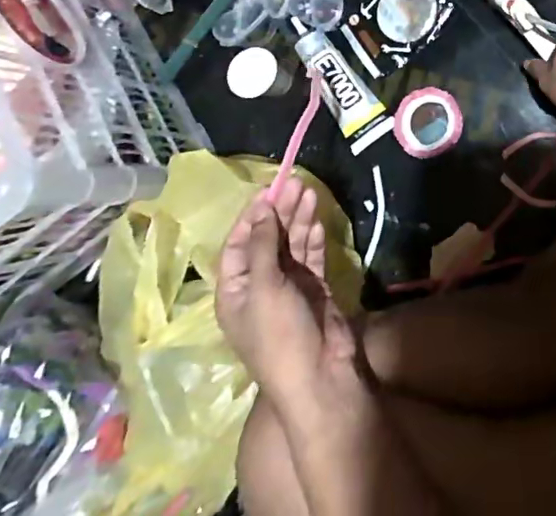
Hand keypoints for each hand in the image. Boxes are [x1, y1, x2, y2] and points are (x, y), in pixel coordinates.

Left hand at [217, 175, 362, 413]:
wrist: (320, 373)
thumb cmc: (280, 334)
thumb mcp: (265, 288)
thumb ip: (264, 246)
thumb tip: (263, 209)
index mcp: (234, 291)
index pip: (239, 245)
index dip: (253, 217)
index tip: (269, 190)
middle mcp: (259, 286)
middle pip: (268, 240)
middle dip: (280, 211)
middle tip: (296, 183)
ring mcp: (288, 287)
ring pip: (292, 244)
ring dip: (299, 219)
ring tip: (311, 192)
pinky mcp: (314, 288)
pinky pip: (312, 256)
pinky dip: (314, 237)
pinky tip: (319, 219)